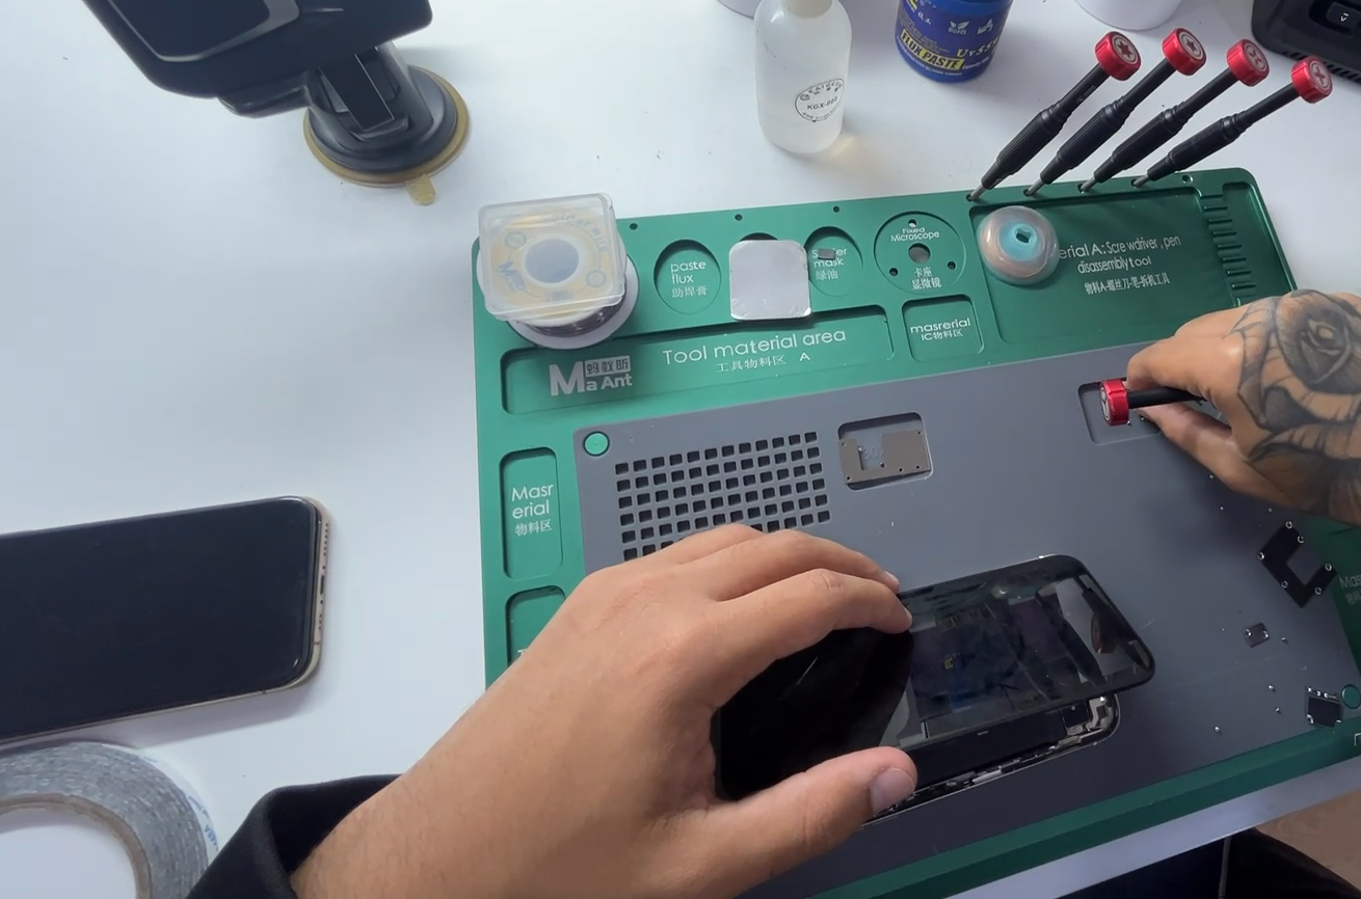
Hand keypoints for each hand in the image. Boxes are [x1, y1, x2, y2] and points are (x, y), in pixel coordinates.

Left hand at [291, 527, 917, 898]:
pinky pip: (685, 550)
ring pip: (732, 536)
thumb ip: (811, 814)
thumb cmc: (555, 873)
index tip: (898, 620)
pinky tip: (746, 600)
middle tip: (879, 597)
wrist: (421, 870)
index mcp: (685, 655)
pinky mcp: (588, 598)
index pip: (810, 595)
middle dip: (844, 563)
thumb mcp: (698, 867)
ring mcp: (614, 589)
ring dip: (792, 553)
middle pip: (779, 545)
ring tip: (825, 591)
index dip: (869, 601)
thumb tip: (893, 774)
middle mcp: (651, 599)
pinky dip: (740, 558)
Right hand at [1127, 291, 1360, 579]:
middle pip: (1197, 329)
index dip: (1143, 375)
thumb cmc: (1331, 478)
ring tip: (1256, 387)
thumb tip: (1154, 410)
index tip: (1142, 393)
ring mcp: (1309, 304)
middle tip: (1198, 398)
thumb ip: (1187, 430)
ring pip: (1239, 316)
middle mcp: (1267, 316)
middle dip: (1184, 360)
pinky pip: (1285, 315)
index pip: (1163, 353)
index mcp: (1234, 361)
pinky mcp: (1343, 303)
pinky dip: (1272, 339)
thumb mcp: (1243, 468)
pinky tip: (1299, 374)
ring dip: (1227, 346)